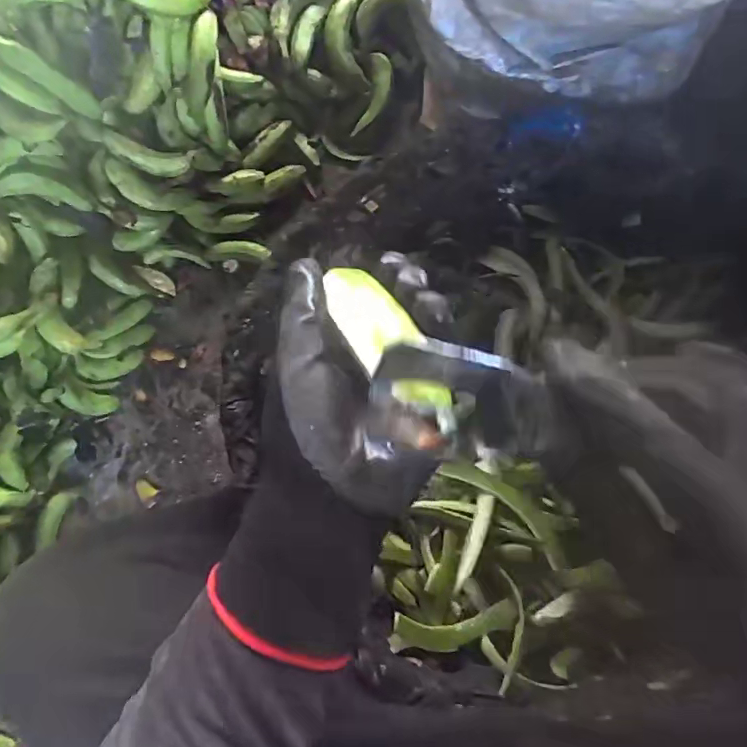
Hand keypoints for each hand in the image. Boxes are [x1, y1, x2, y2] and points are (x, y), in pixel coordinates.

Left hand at [266, 254, 452, 516]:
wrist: (339, 482)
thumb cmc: (309, 416)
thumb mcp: (296, 359)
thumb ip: (301, 311)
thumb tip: (306, 263)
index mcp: (345, 339)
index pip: (369, 294)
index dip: (378, 274)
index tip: (384, 263)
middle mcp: (379, 351)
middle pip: (404, 304)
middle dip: (409, 282)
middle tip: (406, 276)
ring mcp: (411, 373)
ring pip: (430, 324)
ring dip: (429, 302)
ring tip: (422, 298)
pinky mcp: (437, 395)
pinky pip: (450, 358)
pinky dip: (447, 336)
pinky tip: (437, 325)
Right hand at [536, 339, 746, 650]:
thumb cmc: (723, 631)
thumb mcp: (648, 580)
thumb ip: (603, 504)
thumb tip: (555, 438)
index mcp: (735, 526)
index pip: (659, 440)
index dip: (602, 395)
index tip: (554, 356)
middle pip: (703, 396)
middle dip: (632, 374)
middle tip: (582, 374)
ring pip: (738, 381)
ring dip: (671, 367)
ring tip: (624, 373)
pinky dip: (726, 365)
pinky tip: (691, 361)